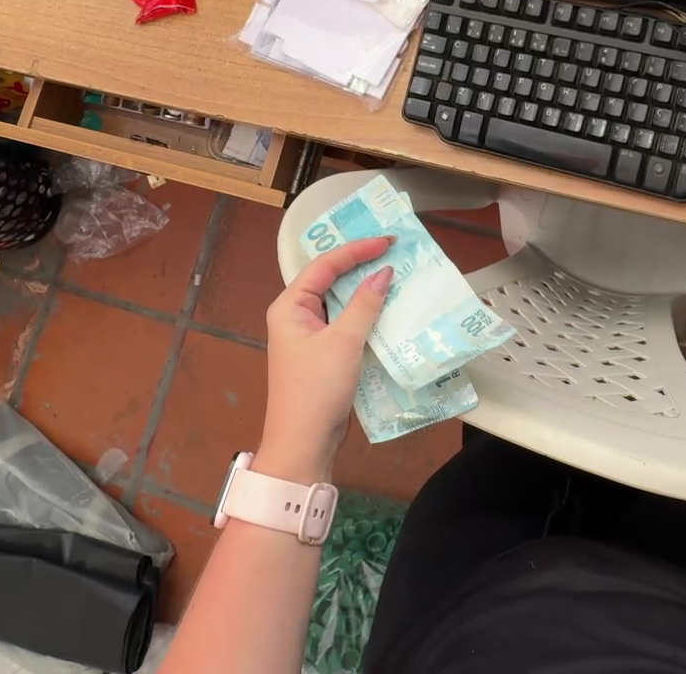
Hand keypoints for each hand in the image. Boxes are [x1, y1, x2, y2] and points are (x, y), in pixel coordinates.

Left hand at [256, 236, 393, 483]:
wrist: (304, 444)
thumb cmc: (317, 389)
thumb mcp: (344, 342)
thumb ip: (364, 304)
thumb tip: (383, 272)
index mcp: (290, 306)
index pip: (325, 265)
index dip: (356, 249)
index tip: (387, 241)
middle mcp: (297, 316)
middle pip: (331, 279)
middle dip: (361, 265)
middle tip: (393, 251)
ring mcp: (310, 335)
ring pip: (341, 301)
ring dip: (366, 289)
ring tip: (395, 273)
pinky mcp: (324, 353)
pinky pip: (347, 322)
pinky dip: (366, 313)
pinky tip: (389, 309)